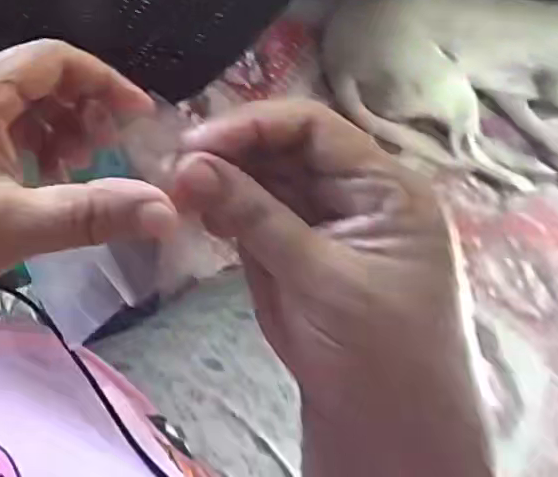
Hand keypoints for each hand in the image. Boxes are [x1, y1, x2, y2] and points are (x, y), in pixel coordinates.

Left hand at [0, 40, 179, 318]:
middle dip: (85, 104)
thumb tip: (167, 210)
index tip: (140, 117)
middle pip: (44, 73)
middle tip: (108, 149)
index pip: (56, 56)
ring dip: (63, 124)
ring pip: (29, 99)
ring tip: (79, 168)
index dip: (104, 80)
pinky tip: (51, 180)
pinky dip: (39, 141)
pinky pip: (11, 122)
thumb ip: (93, 212)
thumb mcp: (19, 225)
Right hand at [172, 100, 491, 476]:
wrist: (382, 432)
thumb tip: (187, 163)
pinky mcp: (283, 232)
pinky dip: (214, 200)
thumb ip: (253, 214)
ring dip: (213, 174)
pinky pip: (240, 198)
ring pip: (252, 167)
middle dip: (224, 150)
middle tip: (174, 168)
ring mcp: (314, 210)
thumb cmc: (379, 356)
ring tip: (180, 193)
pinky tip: (200, 216)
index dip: (252, 124)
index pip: (311, 126)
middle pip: (275, 141)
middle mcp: (348, 187)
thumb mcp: (319, 279)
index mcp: (382, 188)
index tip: (197, 142)